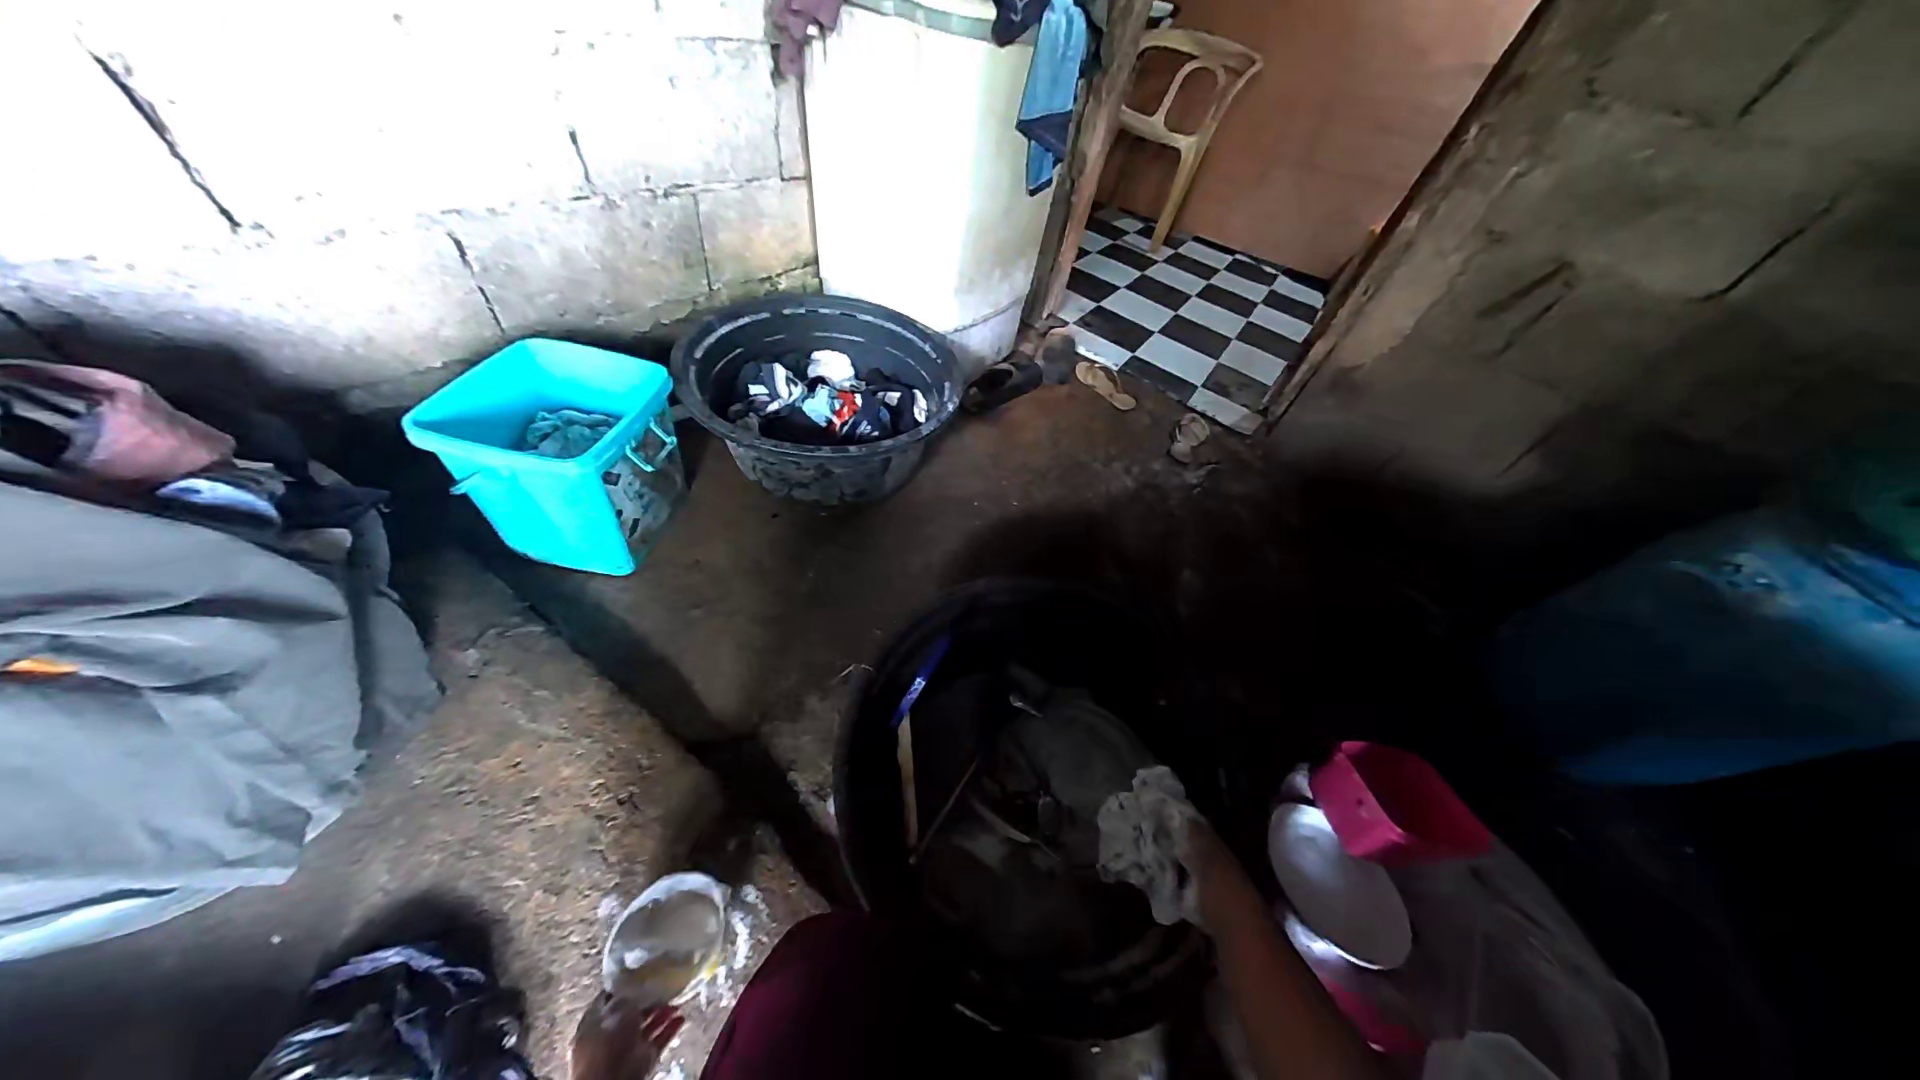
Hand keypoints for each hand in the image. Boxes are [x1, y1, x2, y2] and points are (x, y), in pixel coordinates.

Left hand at [570, 993, 684, 1079]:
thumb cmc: (608, 1042)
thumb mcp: (618, 1009)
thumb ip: (628, 996)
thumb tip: (639, 988)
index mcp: (595, 1022)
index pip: (609, 998)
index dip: (625, 985)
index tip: (643, 971)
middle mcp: (611, 1033)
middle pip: (632, 1012)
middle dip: (650, 1000)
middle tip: (666, 985)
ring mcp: (628, 1047)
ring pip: (648, 1025)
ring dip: (664, 1013)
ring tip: (678, 1002)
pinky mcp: (643, 1059)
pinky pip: (659, 1040)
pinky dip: (671, 1029)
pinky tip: (682, 1018)